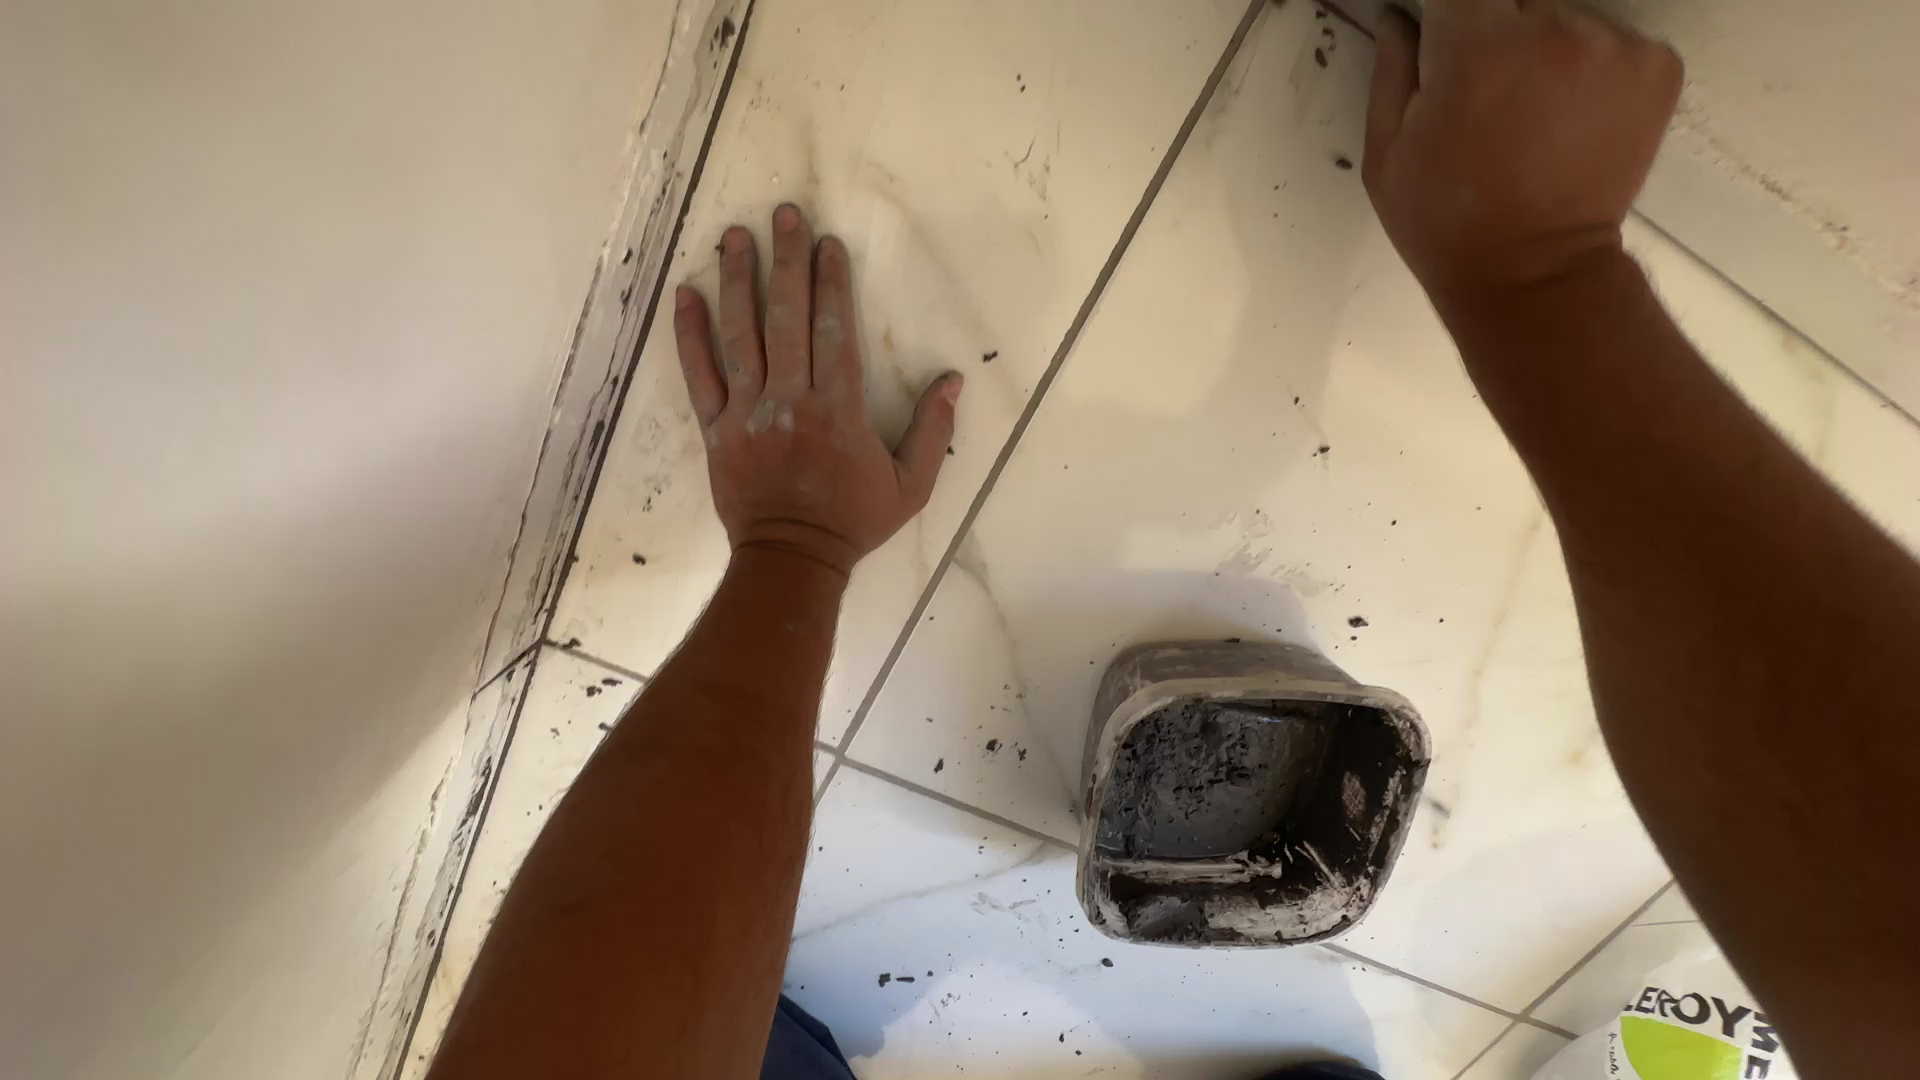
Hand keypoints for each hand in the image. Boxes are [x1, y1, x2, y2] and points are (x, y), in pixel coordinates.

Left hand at [672, 204, 962, 577]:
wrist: (793, 559)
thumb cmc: (854, 522)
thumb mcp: (911, 486)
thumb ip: (933, 432)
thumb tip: (952, 381)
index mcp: (839, 411)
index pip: (835, 332)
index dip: (832, 283)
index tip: (828, 244)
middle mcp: (790, 401)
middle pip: (786, 319)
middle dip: (786, 262)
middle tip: (782, 214)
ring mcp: (746, 413)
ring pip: (739, 336)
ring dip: (737, 281)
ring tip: (735, 237)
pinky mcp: (716, 429)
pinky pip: (698, 375)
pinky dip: (689, 334)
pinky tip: (686, 293)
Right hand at [1363, 0, 1682, 307]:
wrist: (1527, 271)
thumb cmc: (1439, 222)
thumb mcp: (1385, 158)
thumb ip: (1391, 74)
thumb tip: (1399, 17)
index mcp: (1475, 51)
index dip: (1445, 11)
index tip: (1439, 31)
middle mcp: (1553, 28)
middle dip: (1490, 30)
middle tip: (1479, 92)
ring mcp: (1613, 44)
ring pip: (1565, 17)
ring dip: (1540, 50)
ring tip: (1523, 115)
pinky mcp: (1656, 65)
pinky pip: (1611, 44)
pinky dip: (1585, 71)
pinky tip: (1563, 122)